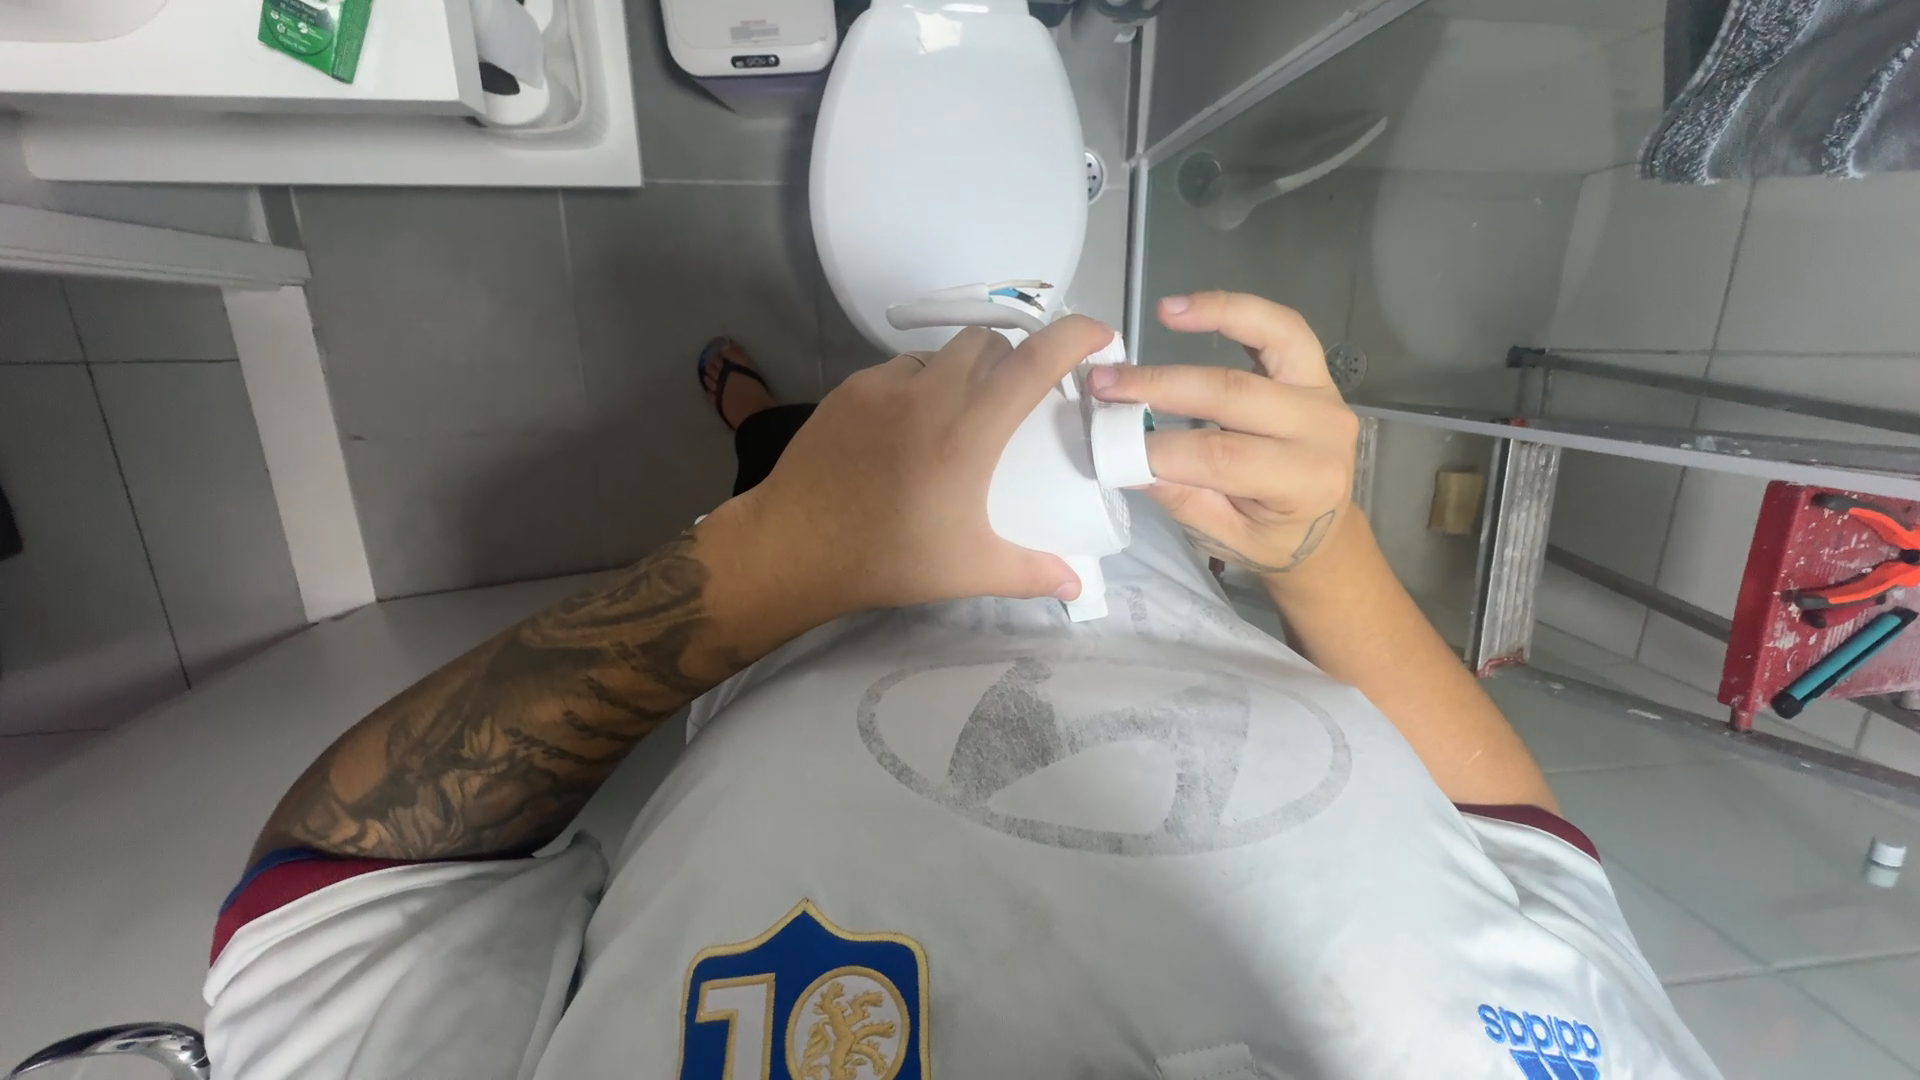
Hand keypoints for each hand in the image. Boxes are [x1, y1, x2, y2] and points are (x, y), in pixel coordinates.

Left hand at [707, 317, 1116, 626]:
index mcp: (969, 429)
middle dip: (1013, 358)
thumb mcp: (968, 570)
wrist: (793, 548)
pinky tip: (907, 428)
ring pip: (939, 353)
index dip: (1075, 336)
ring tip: (957, 416)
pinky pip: (897, 370)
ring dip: (962, 372)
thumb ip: (1031, 573)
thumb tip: (1076, 587)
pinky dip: (917, 385)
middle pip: (987, 341)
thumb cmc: (888, 558)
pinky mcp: (847, 391)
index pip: (1035, 359)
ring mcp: (882, 385)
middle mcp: (928, 392)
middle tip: (1016, 398)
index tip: (1099, 336)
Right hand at [1086, 292, 1358, 578]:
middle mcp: (1322, 431)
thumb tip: (1124, 460)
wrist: (1321, 526)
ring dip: (1212, 318)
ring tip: (1162, 311)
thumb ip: (1181, 497)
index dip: (1161, 448)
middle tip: (1104, 385)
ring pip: (1269, 340)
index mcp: (1303, 481)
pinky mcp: (1314, 371)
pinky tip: (1187, 307)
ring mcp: (1323, 393)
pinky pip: (1280, 327)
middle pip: (1233, 395)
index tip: (1109, 445)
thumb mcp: (1223, 536)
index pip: (1221, 456)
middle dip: (1160, 386)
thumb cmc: (1269, 537)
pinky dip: (1235, 308)